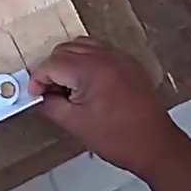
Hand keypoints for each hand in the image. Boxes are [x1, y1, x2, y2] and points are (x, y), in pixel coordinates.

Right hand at [29, 37, 190, 177]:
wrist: (154, 144)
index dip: (39, 79)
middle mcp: (105, 55)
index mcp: (91, 69)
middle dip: (52, 69)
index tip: (36, 96)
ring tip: (67, 88)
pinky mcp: (128, 63)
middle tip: (50, 93)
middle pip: (65, 49)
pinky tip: (86, 83)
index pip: (53, 63)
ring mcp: (119, 56)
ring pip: (82, 45)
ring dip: (69, 61)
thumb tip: (40, 98)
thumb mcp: (76, 124)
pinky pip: (99, 50)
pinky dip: (86, 60)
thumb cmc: (117, 137)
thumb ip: (52, 106)